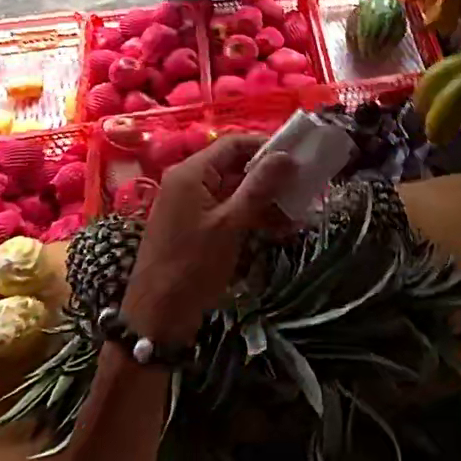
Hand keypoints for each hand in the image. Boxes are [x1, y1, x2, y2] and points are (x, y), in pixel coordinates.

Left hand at [118, 136, 296, 343]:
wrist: (157, 318)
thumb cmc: (193, 265)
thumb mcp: (231, 224)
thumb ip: (259, 187)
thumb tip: (286, 155)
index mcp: (191, 173)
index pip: (233, 143)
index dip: (266, 145)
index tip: (297, 156)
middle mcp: (189, 182)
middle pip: (235, 166)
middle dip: (270, 176)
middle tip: (303, 185)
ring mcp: (192, 205)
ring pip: (236, 190)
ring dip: (266, 199)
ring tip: (298, 212)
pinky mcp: (197, 226)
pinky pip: (229, 210)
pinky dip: (253, 216)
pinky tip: (280, 229)